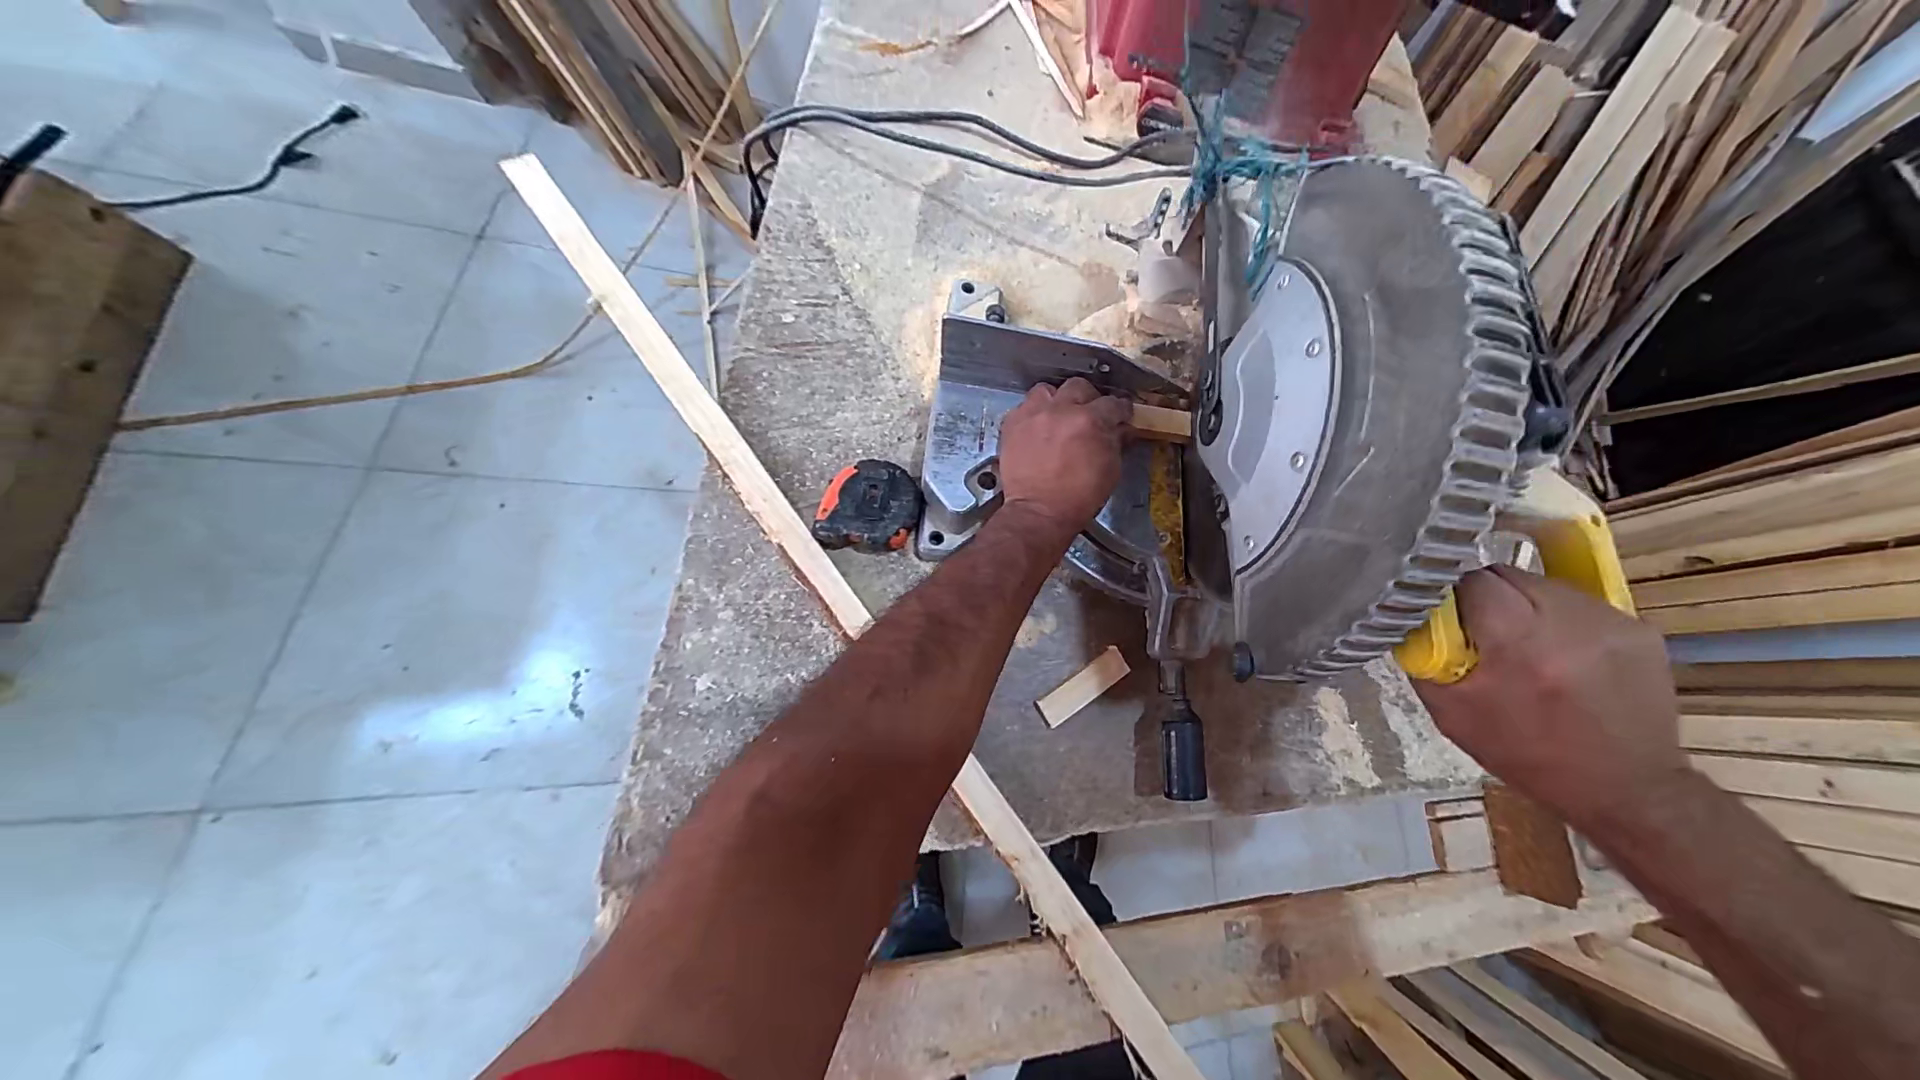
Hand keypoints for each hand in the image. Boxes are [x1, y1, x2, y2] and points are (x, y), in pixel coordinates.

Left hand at [997, 378, 1131, 538]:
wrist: (1039, 512)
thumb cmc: (1076, 498)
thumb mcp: (1110, 470)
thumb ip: (1115, 441)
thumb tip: (1119, 428)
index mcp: (1090, 421)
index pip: (1112, 403)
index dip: (1119, 410)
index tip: (1119, 414)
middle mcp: (1060, 411)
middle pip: (1078, 387)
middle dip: (1088, 399)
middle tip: (1089, 414)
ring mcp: (1033, 415)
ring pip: (1047, 390)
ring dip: (1056, 401)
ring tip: (1058, 416)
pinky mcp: (1012, 424)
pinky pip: (1025, 407)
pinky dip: (1034, 414)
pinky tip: (1038, 428)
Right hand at [1409, 566, 1690, 831]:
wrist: (1624, 787)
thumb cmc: (1524, 752)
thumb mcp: (1451, 712)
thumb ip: (1426, 657)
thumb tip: (1417, 618)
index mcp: (1518, 645)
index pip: (1473, 581)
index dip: (1452, 594)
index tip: (1447, 618)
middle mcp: (1569, 625)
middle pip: (1507, 574)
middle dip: (1485, 595)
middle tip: (1479, 629)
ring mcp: (1611, 623)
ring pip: (1542, 584)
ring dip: (1522, 603)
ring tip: (1521, 642)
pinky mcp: (1639, 628)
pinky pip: (1576, 602)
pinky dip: (1557, 617)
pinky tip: (1558, 651)